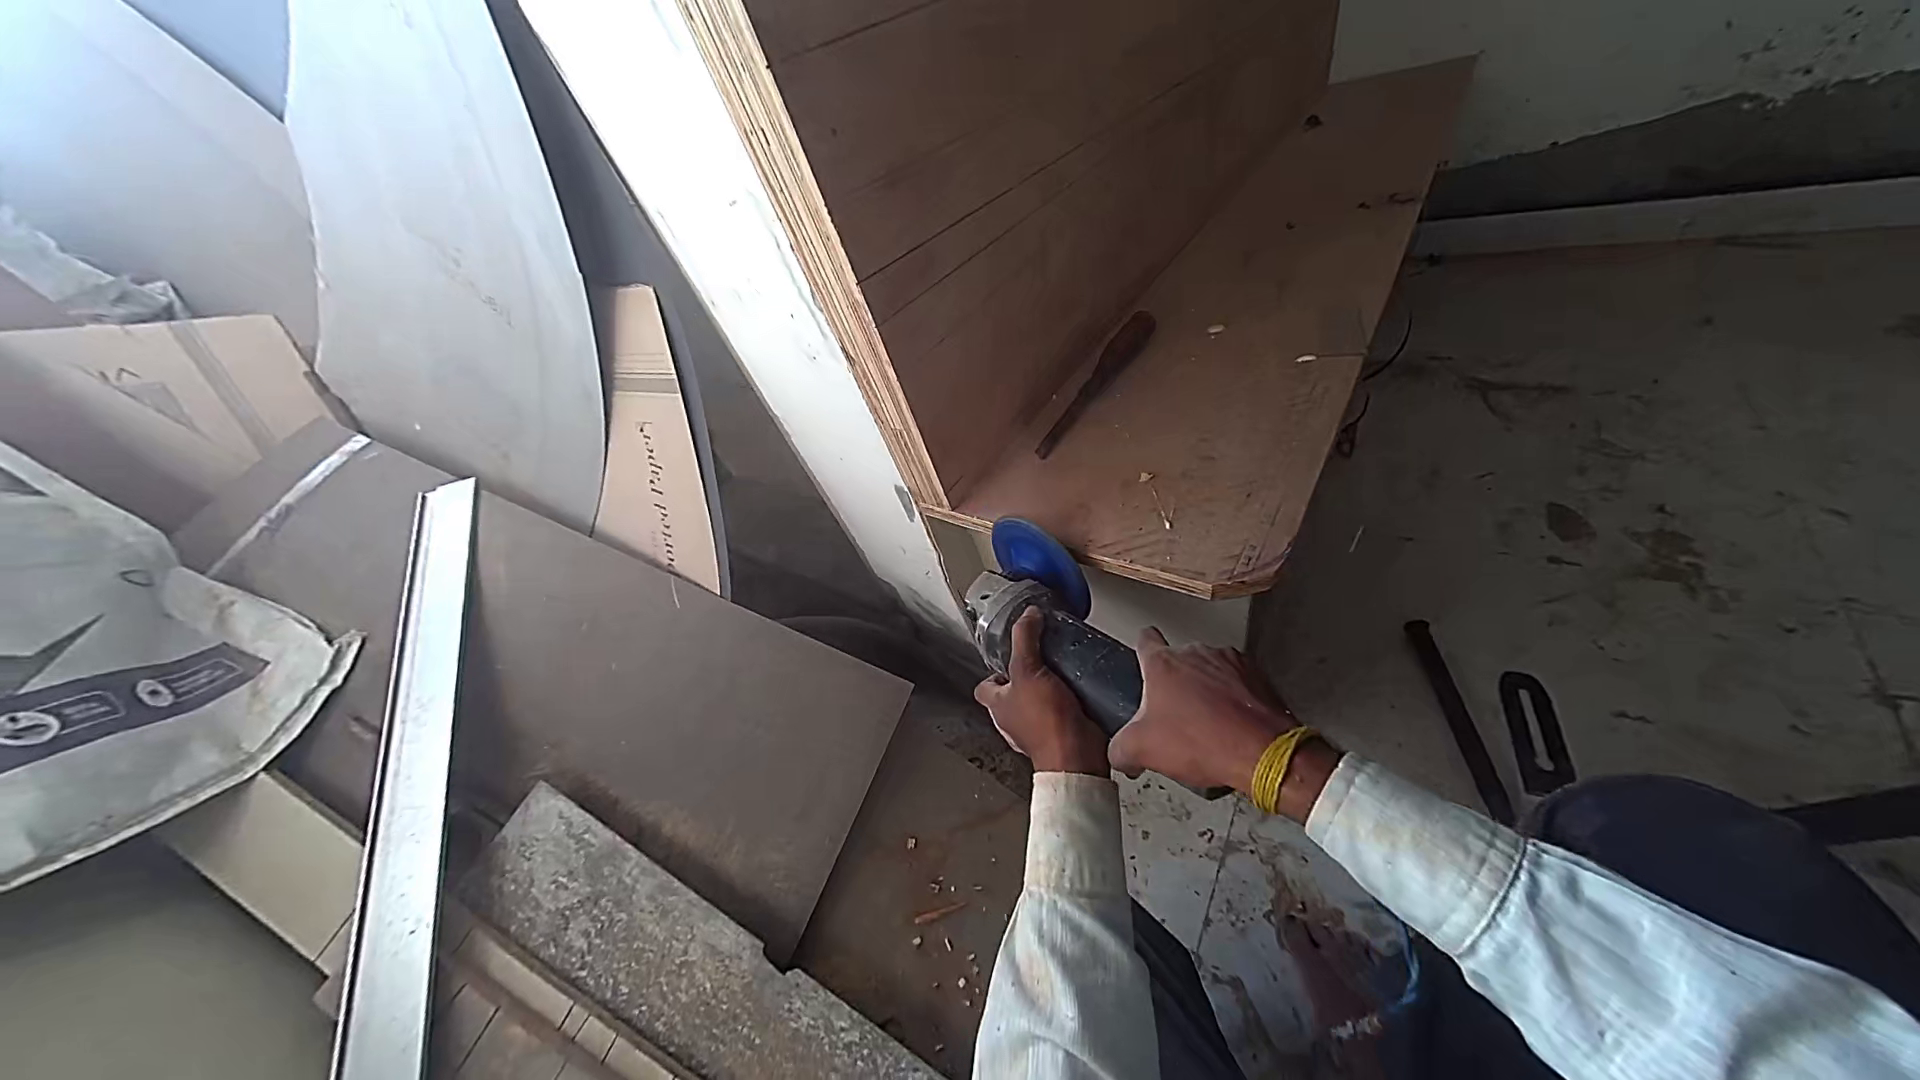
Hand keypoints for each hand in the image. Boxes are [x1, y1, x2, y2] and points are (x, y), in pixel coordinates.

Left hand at [974, 608, 1109, 775]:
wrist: (1078, 755)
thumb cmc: (1046, 724)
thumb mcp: (1028, 670)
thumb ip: (1025, 639)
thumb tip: (1028, 615)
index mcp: (999, 706)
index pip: (984, 687)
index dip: (993, 671)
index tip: (1009, 654)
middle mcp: (1015, 718)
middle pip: (1013, 692)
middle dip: (1027, 674)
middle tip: (1041, 655)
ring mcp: (1039, 726)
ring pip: (1039, 699)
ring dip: (1050, 685)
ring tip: (1063, 665)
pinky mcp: (1063, 729)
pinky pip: (1062, 708)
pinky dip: (1070, 697)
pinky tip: (1081, 684)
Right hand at [1110, 629, 1333, 816]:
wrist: (1263, 752)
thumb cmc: (1206, 742)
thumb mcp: (1143, 751)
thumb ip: (1120, 749)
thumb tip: (1120, 755)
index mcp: (1163, 663)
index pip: (1145, 639)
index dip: (1142, 650)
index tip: (1144, 658)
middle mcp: (1196, 653)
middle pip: (1178, 661)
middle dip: (1176, 683)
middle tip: (1177, 714)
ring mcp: (1229, 660)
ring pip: (1209, 669)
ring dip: (1206, 688)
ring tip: (1208, 723)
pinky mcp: (1257, 674)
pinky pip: (1237, 680)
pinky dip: (1234, 696)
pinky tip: (1232, 724)